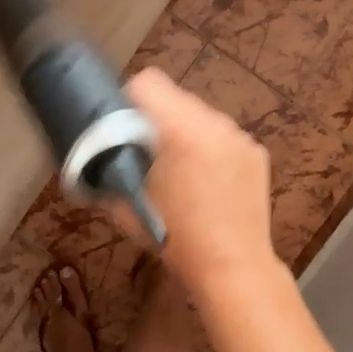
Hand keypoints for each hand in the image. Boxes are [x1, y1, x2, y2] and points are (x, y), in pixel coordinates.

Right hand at [120, 68, 281, 291]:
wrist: (232, 268)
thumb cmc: (175, 239)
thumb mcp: (128, 208)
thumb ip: (109, 175)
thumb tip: (96, 162)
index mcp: (181, 131)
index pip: (147, 83)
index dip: (128, 100)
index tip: (123, 128)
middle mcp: (215, 124)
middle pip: (175, 99)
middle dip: (158, 120)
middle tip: (146, 154)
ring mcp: (240, 137)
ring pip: (201, 117)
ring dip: (186, 134)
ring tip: (179, 171)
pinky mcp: (256, 153)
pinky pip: (223, 137)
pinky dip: (211, 150)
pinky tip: (207, 183)